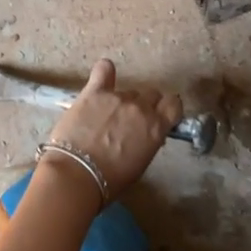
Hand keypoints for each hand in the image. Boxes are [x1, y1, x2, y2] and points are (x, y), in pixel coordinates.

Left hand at [45, 59, 180, 197]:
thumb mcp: (140, 164)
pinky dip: (105, 72)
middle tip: (129, 122)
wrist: (77, 174)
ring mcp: (117, 97)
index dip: (167, 109)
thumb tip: (146, 133)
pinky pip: (103, 70)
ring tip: (105, 117)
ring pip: (127, 90)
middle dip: (143, 106)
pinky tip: (102, 81)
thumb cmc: (110, 180)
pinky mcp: (94, 92)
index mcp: (156, 127)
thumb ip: (148, 141)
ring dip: (122, 101)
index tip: (159, 116)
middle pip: (150, 95)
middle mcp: (140, 108)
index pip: (173, 104)